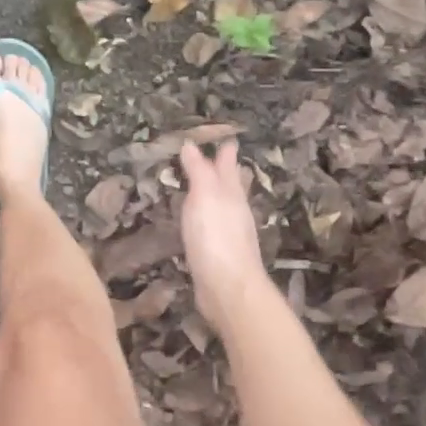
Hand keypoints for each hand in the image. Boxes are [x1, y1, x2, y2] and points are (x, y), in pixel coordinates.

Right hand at [177, 140, 268, 332]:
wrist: (228, 289)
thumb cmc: (216, 238)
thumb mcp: (205, 198)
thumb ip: (199, 172)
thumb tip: (191, 144)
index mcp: (232, 196)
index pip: (229, 167)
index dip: (227, 152)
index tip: (227, 137)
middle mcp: (234, 211)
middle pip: (231, 185)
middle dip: (227, 170)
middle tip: (222, 155)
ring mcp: (229, 233)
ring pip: (223, 204)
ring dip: (216, 191)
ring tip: (206, 182)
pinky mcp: (218, 251)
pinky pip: (212, 223)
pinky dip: (207, 213)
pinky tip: (199, 217)